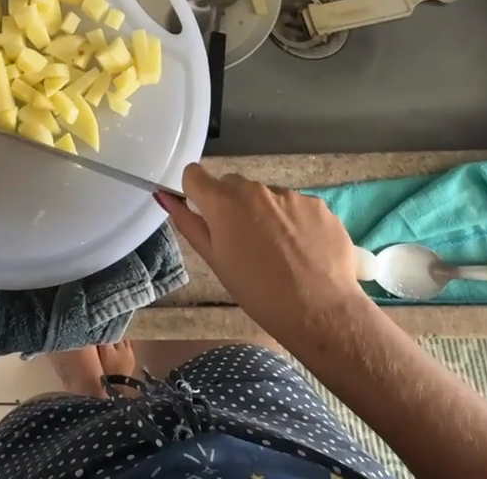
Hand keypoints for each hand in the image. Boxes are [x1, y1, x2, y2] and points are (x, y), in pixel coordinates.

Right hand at [157, 164, 368, 336]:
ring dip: (265, 213)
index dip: (196, 193)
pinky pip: (295, 205)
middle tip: (244, 242)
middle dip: (232, 205)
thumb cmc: (259, 293)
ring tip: (280, 252)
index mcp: (223, 202)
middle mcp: (254, 189)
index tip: (206, 215)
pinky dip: (294, 221)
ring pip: (265, 196)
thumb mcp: (216, 262)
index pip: (194, 174)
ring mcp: (289, 195)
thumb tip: (165, 196)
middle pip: (232, 185)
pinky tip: (303, 251)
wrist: (322, 313)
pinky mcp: (317, 204)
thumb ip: (188, 224)